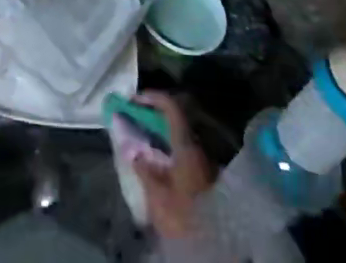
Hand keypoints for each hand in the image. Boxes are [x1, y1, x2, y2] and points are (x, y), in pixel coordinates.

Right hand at [132, 91, 214, 239]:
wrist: (214, 251)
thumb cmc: (184, 219)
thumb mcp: (156, 195)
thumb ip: (142, 167)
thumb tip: (131, 147)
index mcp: (187, 148)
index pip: (172, 108)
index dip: (152, 97)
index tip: (133, 99)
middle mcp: (199, 150)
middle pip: (177, 119)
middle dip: (154, 113)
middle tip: (133, 116)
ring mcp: (205, 164)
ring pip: (180, 135)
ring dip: (160, 130)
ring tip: (139, 136)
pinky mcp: (206, 178)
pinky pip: (183, 150)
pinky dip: (167, 145)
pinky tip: (154, 158)